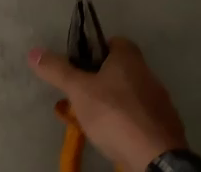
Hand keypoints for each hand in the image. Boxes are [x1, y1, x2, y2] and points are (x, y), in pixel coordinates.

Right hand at [30, 37, 188, 168]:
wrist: (156, 159)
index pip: (117, 42)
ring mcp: (162, 105)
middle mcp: (150, 77)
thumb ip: (57, 70)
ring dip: (115, 101)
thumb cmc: (115, 114)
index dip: (99, 48)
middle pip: (123, 70)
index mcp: (130, 61)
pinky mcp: (166, 130)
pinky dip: (128, 122)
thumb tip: (33, 53)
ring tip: (94, 116)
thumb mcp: (78, 90)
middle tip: (82, 90)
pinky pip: (142, 118)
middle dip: (102, 78)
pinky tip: (114, 133)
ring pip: (132, 95)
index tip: (82, 61)